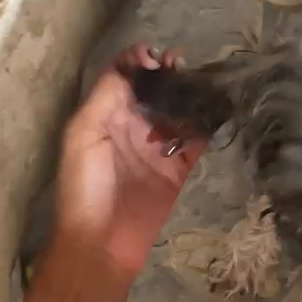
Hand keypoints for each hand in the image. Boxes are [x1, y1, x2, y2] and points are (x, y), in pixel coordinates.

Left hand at [50, 44, 205, 280]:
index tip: (155, 57)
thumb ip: (106, 95)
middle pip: (155, 90)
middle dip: (169, 73)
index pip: (124, 77)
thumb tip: (137, 62)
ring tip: (202, 81)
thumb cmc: (84, 187)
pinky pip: (196, 141)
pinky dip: (208, 124)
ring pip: (178, 111)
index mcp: (105, 115)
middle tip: (182, 64)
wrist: (100, 243)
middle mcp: (133, 126)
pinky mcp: (179, 170)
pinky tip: (217, 107)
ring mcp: (158, 148)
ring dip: (189, 93)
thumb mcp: (84, 134)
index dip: (139, 60)